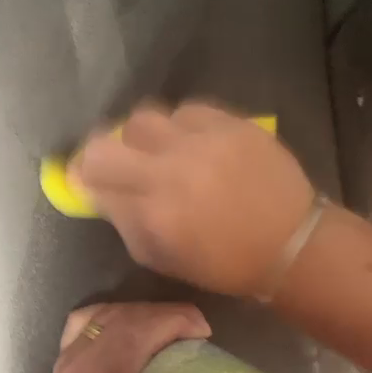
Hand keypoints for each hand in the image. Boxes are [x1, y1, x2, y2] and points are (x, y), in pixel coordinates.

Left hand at [29, 302, 211, 372]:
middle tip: (194, 332)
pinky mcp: (64, 354)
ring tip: (171, 329)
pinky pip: (88, 318)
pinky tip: (136, 325)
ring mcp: (67, 354)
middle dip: (166, 315)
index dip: (175, 320)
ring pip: (107, 312)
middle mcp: (80, 360)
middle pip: (125, 316)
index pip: (137, 331)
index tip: (203, 333)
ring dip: (144, 313)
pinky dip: (116, 314)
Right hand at [73, 101, 316, 296]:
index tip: (83, 180)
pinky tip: (187, 142)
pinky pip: (186, 111)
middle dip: (97, 153)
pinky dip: (177, 126)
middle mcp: (170, 170)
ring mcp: (202, 142)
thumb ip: (123, 220)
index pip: (92, 178)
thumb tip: (100, 192)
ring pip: (143, 119)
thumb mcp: (158, 255)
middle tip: (108, 161)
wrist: (290, 244)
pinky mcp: (231, 125)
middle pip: (105, 142)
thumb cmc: (218, 262)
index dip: (80, 177)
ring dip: (137, 136)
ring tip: (151, 149)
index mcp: (151, 210)